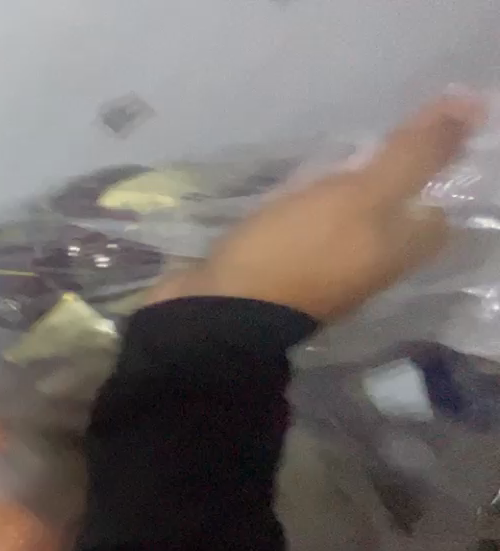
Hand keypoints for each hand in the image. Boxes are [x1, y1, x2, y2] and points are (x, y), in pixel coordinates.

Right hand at [144, 94, 486, 320]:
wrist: (213, 315)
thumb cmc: (293, 253)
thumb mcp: (362, 192)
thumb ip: (418, 150)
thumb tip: (473, 99)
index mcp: (409, 245)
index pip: (433, 196)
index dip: (416, 167)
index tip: (386, 146)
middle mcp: (373, 266)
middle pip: (378, 213)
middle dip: (359, 188)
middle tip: (333, 162)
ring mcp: (319, 280)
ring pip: (330, 230)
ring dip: (315, 210)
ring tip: (292, 186)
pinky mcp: (270, 286)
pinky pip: (287, 246)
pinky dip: (279, 231)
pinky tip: (262, 218)